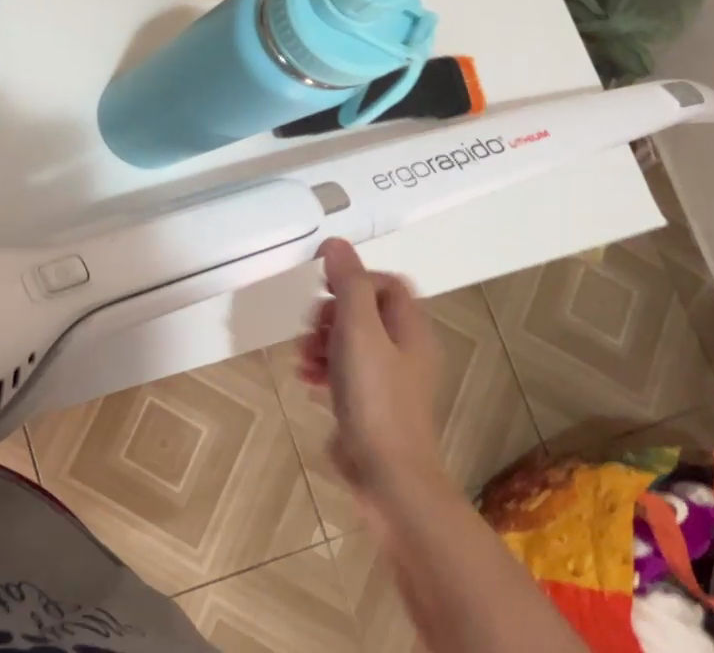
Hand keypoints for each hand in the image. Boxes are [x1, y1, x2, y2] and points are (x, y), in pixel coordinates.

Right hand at [297, 240, 448, 515]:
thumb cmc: (374, 396)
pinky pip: (344, 370)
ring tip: (302, 357)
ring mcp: (390, 379)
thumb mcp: (357, 330)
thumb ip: (347, 285)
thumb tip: (336, 244)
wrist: (385, 470)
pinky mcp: (371, 403)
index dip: (353, 278)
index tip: (321, 288)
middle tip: (310, 327)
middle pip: (365, 311)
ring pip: (351, 341)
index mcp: (411, 330)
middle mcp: (407, 350)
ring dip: (321, 341)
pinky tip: (307, 379)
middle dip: (330, 313)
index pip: (387, 284)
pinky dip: (324, 367)